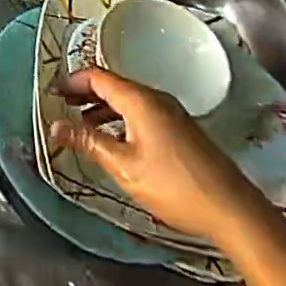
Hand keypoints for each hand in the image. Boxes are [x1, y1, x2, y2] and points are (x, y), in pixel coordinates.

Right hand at [48, 67, 263, 241]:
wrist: (232, 209)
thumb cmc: (173, 185)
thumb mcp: (123, 166)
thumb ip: (88, 142)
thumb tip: (54, 126)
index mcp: (139, 99)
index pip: (97, 76)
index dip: (72, 81)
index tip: (53, 92)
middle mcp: (154, 97)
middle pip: (112, 84)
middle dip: (85, 93)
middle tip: (62, 105)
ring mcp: (170, 112)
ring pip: (127, 98)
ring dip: (102, 107)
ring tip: (82, 124)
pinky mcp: (179, 128)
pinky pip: (141, 110)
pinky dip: (120, 116)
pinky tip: (114, 139)